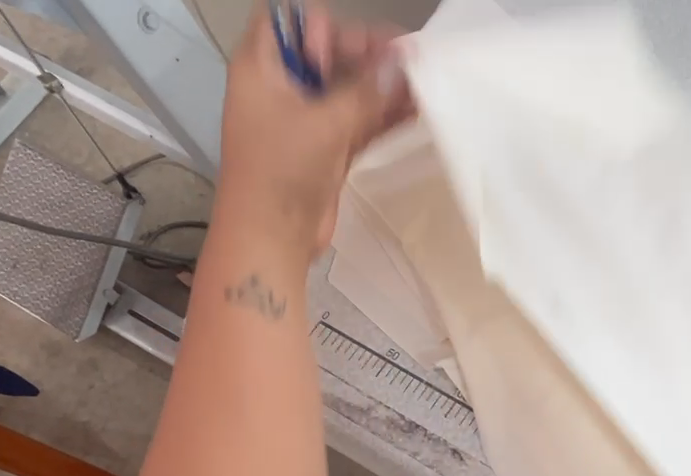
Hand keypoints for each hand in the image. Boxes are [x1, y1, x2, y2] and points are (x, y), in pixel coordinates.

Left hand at [217, 5, 415, 254]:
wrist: (272, 237)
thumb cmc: (282, 171)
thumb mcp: (324, 123)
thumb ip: (365, 93)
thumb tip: (401, 63)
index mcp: (264, 67)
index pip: (294, 23)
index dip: (332, 30)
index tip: (373, 45)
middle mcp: (284, 88)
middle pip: (330, 57)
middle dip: (370, 58)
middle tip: (413, 64)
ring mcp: (308, 122)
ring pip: (350, 93)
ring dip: (385, 91)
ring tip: (426, 88)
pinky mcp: (328, 152)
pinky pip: (360, 125)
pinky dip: (384, 119)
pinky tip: (416, 113)